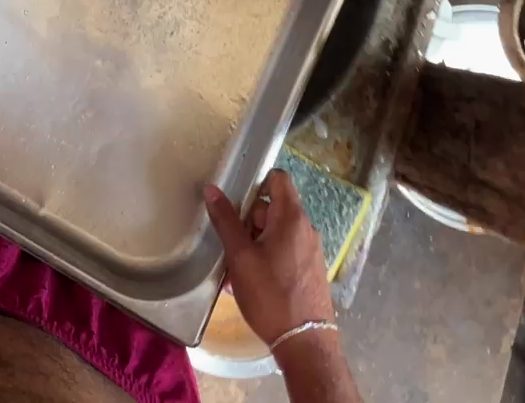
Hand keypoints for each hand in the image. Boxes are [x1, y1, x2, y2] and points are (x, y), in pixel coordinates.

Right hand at [204, 169, 335, 345]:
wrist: (305, 344)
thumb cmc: (271, 296)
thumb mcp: (240, 256)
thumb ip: (226, 220)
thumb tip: (212, 189)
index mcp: (291, 218)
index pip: (278, 179)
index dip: (256, 181)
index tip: (235, 199)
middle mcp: (306, 229)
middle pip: (271, 208)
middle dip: (248, 221)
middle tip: (232, 245)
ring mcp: (311, 250)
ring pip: (275, 232)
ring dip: (254, 242)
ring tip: (237, 268)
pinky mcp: (311, 270)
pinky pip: (284, 251)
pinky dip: (267, 257)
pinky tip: (251, 281)